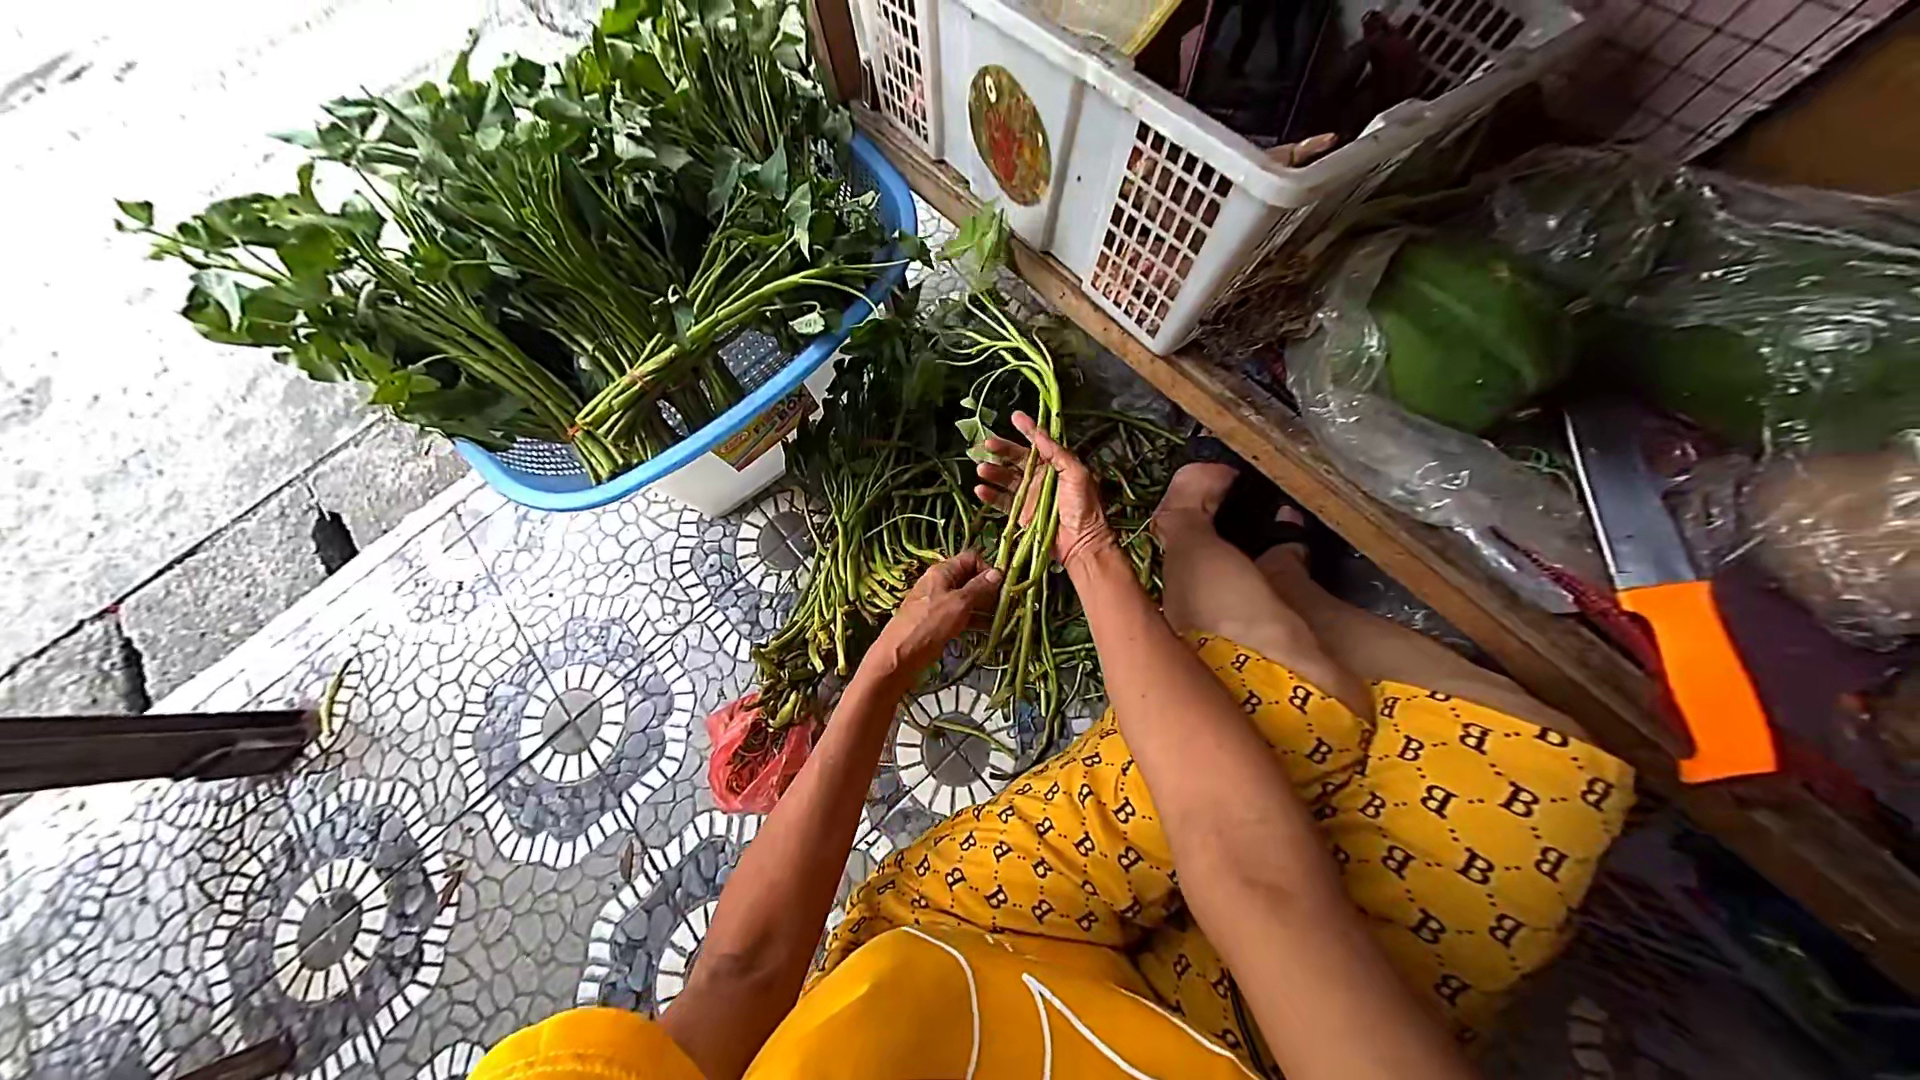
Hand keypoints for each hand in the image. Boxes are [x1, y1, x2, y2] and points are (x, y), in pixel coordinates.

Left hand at [865, 551, 1002, 684]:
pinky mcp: (939, 622)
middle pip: (970, 579)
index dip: (988, 569)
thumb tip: (998, 572)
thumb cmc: (928, 625)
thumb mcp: (958, 604)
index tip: (1003, 587)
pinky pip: (961, 616)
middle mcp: (941, 584)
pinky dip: (975, 621)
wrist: (899, 657)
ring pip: (968, 599)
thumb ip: (979, 588)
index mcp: (942, 572)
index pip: (971, 559)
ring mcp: (939, 604)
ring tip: (1002, 620)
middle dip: (989, 590)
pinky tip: (989, 631)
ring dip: (985, 607)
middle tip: (1007, 605)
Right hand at [973, 411, 1115, 572]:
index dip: (1027, 429)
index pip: (1039, 442)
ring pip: (1006, 478)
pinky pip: (1002, 501)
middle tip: (986, 444)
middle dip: (1001, 450)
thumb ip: (1057, 452)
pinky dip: (990, 495)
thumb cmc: (1085, 507)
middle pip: (1016, 458)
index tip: (1015, 417)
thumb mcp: (1077, 473)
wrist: (1082, 541)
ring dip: (993, 472)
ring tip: (981, 468)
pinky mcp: (1021, 513)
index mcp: (1057, 465)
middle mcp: (1041, 477)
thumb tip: (1039, 434)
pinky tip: (980, 489)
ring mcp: (1030, 495)